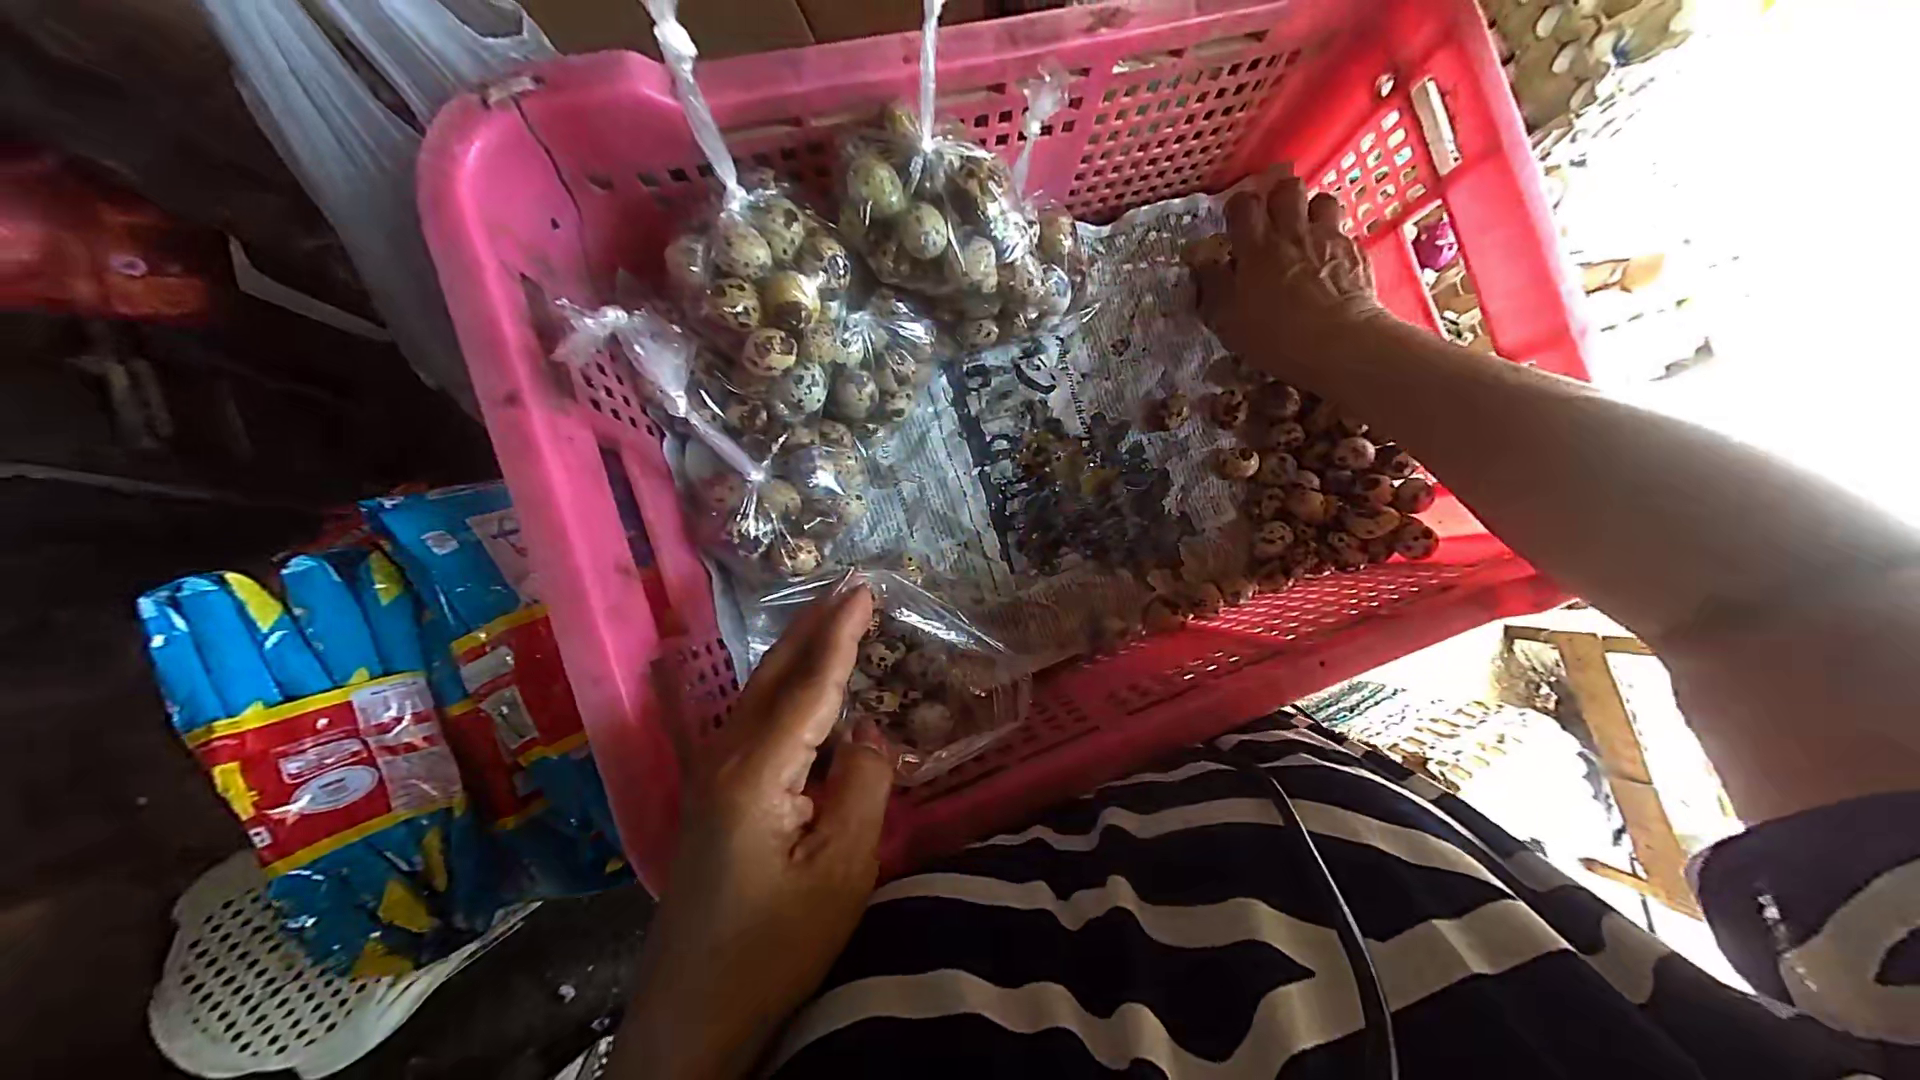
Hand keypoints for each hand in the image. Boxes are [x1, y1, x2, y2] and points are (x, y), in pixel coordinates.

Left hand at [612, 584, 894, 1079]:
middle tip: (850, 588)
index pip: (812, 684)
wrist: (693, 1016)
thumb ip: (864, 786)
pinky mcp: (710, 795)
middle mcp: (725, 757)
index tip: (865, 590)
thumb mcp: (842, 870)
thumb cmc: (775, 946)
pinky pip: (751, 721)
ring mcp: (709, 774)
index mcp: (757, 770)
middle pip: (776, 674)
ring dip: (798, 651)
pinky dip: (781, 689)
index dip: (842, 634)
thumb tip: (872, 731)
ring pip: (759, 693)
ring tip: (831, 619)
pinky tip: (793, 684)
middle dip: (815, 626)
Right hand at [1185, 165, 1388, 370]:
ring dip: (1311, 212)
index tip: (1234, 222)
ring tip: (1304, 234)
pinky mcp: (1356, 252)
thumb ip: (1212, 284)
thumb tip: (1200, 258)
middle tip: (1271, 221)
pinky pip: (1343, 232)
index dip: (1237, 207)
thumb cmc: (1273, 335)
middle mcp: (1293, 234)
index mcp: (1257, 248)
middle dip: (1277, 198)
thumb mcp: (1227, 318)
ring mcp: (1328, 239)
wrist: (1337, 342)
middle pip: (1287, 189)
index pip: (1244, 205)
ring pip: (1322, 200)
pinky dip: (1333, 241)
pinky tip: (1328, 262)